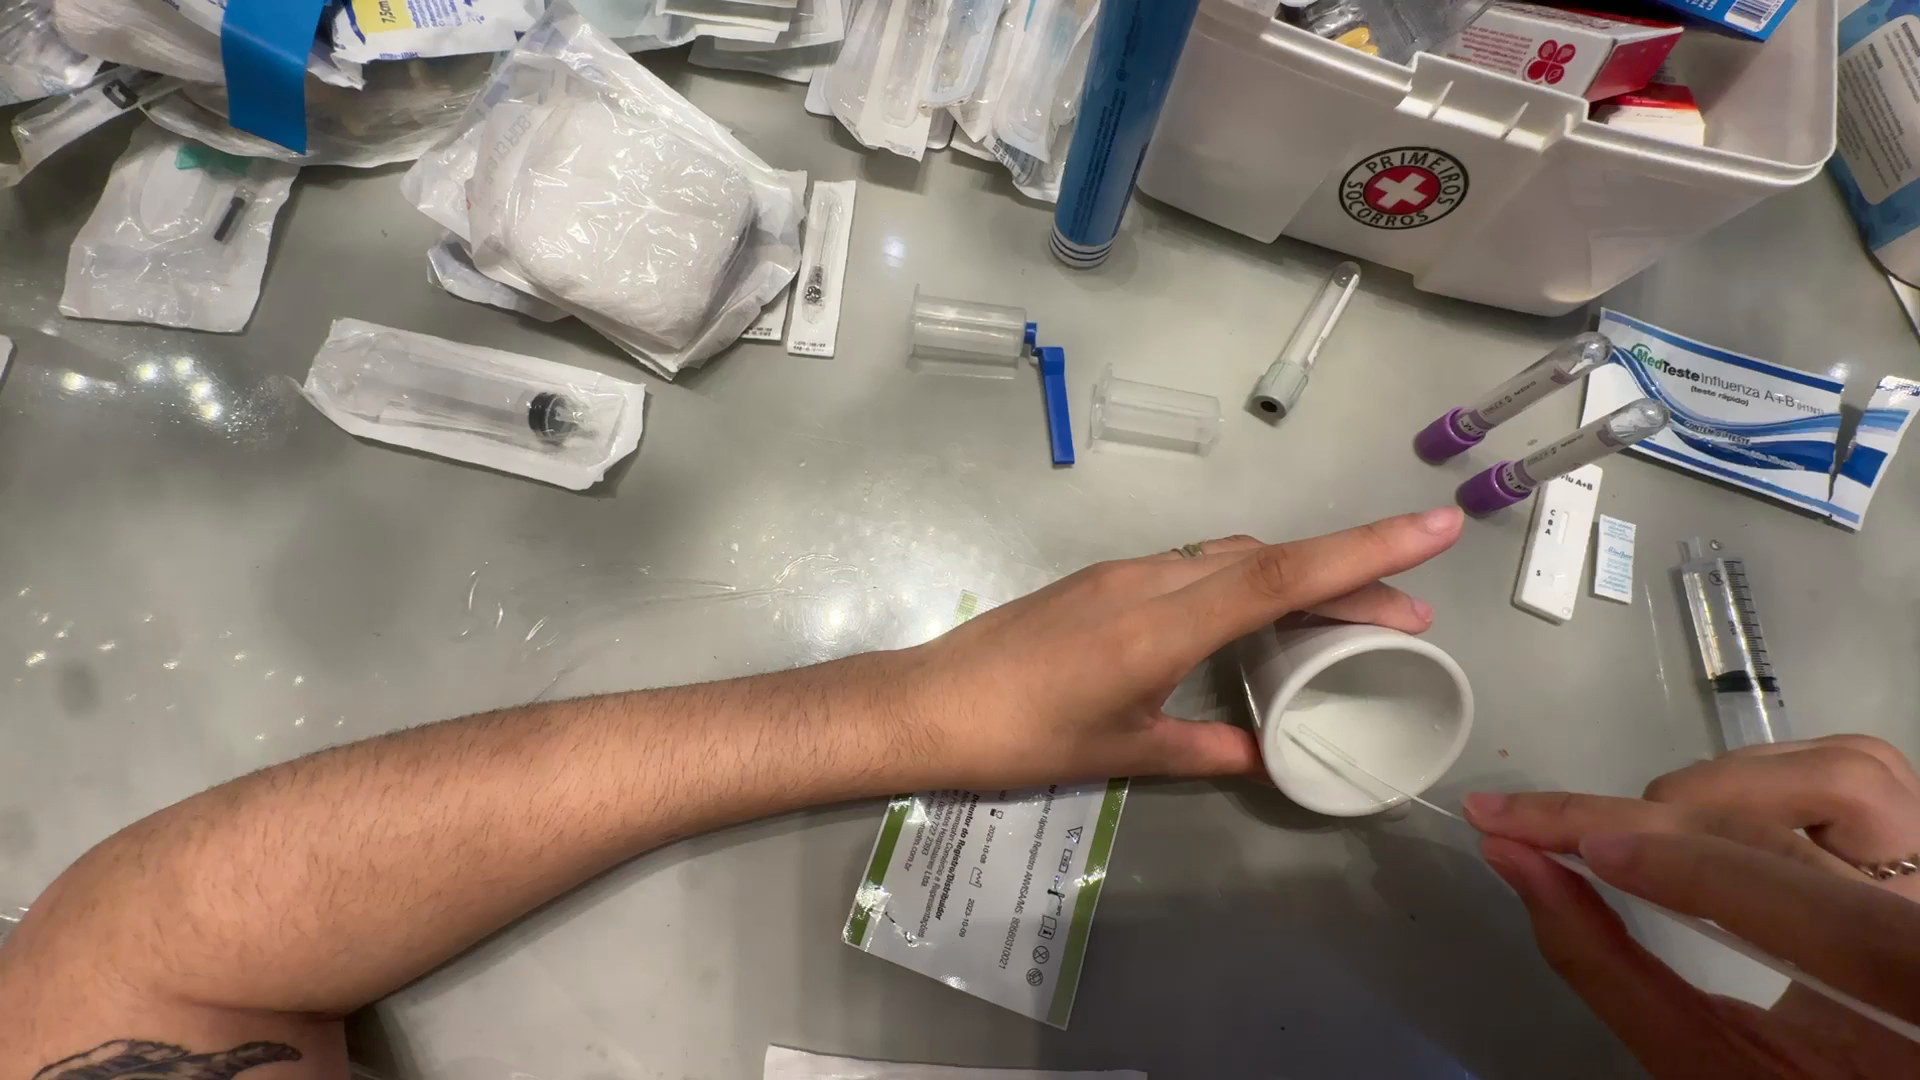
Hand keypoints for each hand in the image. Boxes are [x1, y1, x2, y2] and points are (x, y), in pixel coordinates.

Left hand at [890, 506, 1463, 789]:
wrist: (933, 702)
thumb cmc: (1023, 736)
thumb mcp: (1121, 752)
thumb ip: (1202, 750)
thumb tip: (1261, 754)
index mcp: (1161, 625)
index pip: (1280, 576)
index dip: (1364, 550)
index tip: (1434, 524)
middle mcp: (1146, 581)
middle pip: (1263, 559)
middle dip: (1342, 575)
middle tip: (1402, 617)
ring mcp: (1117, 573)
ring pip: (1225, 557)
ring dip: (1288, 576)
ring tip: (1337, 618)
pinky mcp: (1095, 580)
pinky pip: (1186, 567)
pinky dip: (1235, 582)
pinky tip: (1245, 616)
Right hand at [1466, 736, 1919, 1076]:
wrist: (1875, 1074)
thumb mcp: (1704, 1060)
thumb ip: (1605, 963)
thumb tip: (1509, 857)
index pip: (1838, 926)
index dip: (1696, 876)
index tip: (1563, 850)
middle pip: (1789, 843)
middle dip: (1642, 827)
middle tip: (1521, 821)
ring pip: (1839, 775)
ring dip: (1708, 793)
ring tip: (1640, 838)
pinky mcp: (1912, 838)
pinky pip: (1842, 764)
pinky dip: (1751, 774)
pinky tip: (1703, 824)